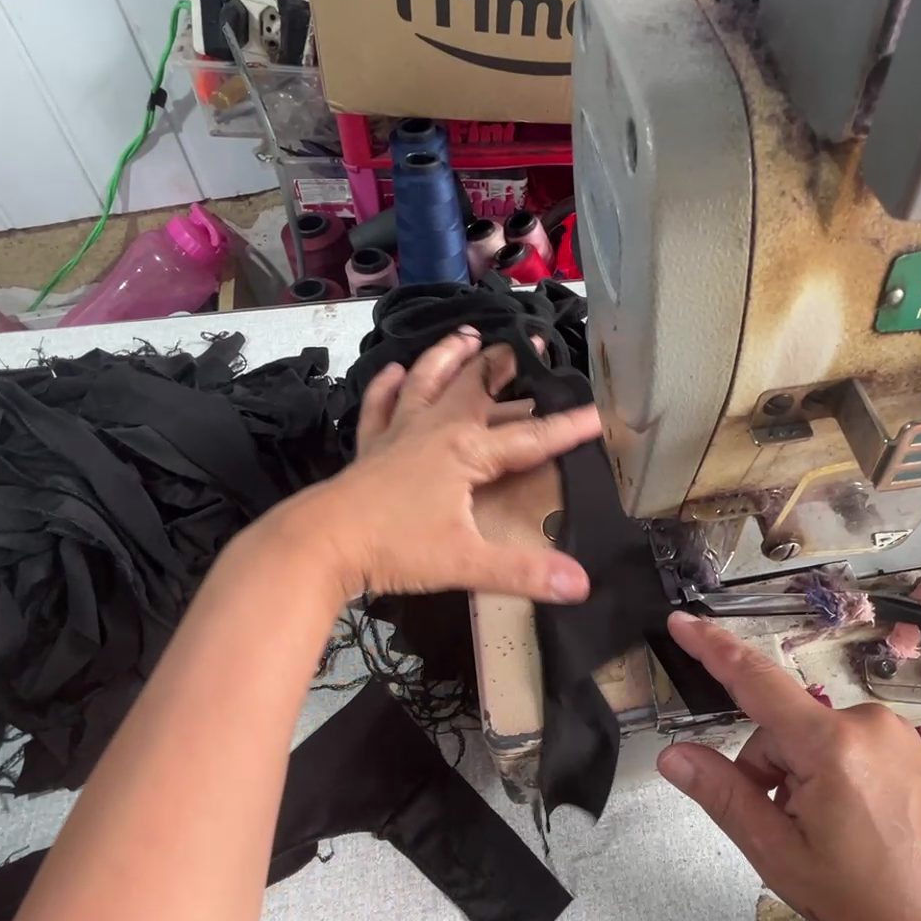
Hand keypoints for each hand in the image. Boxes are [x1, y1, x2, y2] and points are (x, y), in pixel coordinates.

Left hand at [255, 332, 601, 603]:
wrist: (321, 545)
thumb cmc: (396, 548)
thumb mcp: (467, 562)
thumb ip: (525, 572)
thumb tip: (581, 585)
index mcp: (466, 451)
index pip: (530, 437)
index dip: (567, 427)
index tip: (600, 414)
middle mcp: (436, 429)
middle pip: (477, 387)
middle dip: (506, 364)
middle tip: (529, 344)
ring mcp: (399, 433)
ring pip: (428, 382)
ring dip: (448, 358)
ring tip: (467, 336)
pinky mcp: (370, 447)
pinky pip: (380, 406)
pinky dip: (387, 386)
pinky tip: (391, 371)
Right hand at [655, 613, 920, 920]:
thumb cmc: (876, 905)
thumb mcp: (781, 856)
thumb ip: (724, 796)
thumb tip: (676, 756)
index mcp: (830, 744)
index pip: (755, 680)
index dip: (711, 647)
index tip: (682, 621)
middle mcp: (865, 723)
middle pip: (781, 727)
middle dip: (766, 772)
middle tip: (784, 834)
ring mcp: (892, 735)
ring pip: (811, 740)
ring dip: (798, 778)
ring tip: (824, 840)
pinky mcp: (909, 750)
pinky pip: (845, 748)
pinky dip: (829, 777)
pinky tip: (851, 827)